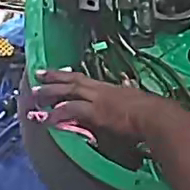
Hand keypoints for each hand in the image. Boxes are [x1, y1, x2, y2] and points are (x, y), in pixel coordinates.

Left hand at [28, 70, 185, 140]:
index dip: (69, 75)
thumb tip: (128, 82)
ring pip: (68, 92)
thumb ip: (130, 90)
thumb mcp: (138, 96)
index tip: (56, 72)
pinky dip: (58, 113)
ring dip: (50, 92)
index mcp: (112, 88)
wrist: (155, 116)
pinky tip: (47, 117)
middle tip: (37, 75)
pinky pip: (71, 110)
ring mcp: (98, 100)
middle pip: (73, 81)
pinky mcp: (96, 112)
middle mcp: (102, 90)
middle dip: (54, 78)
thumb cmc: (152, 110)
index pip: (85, 79)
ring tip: (34, 94)